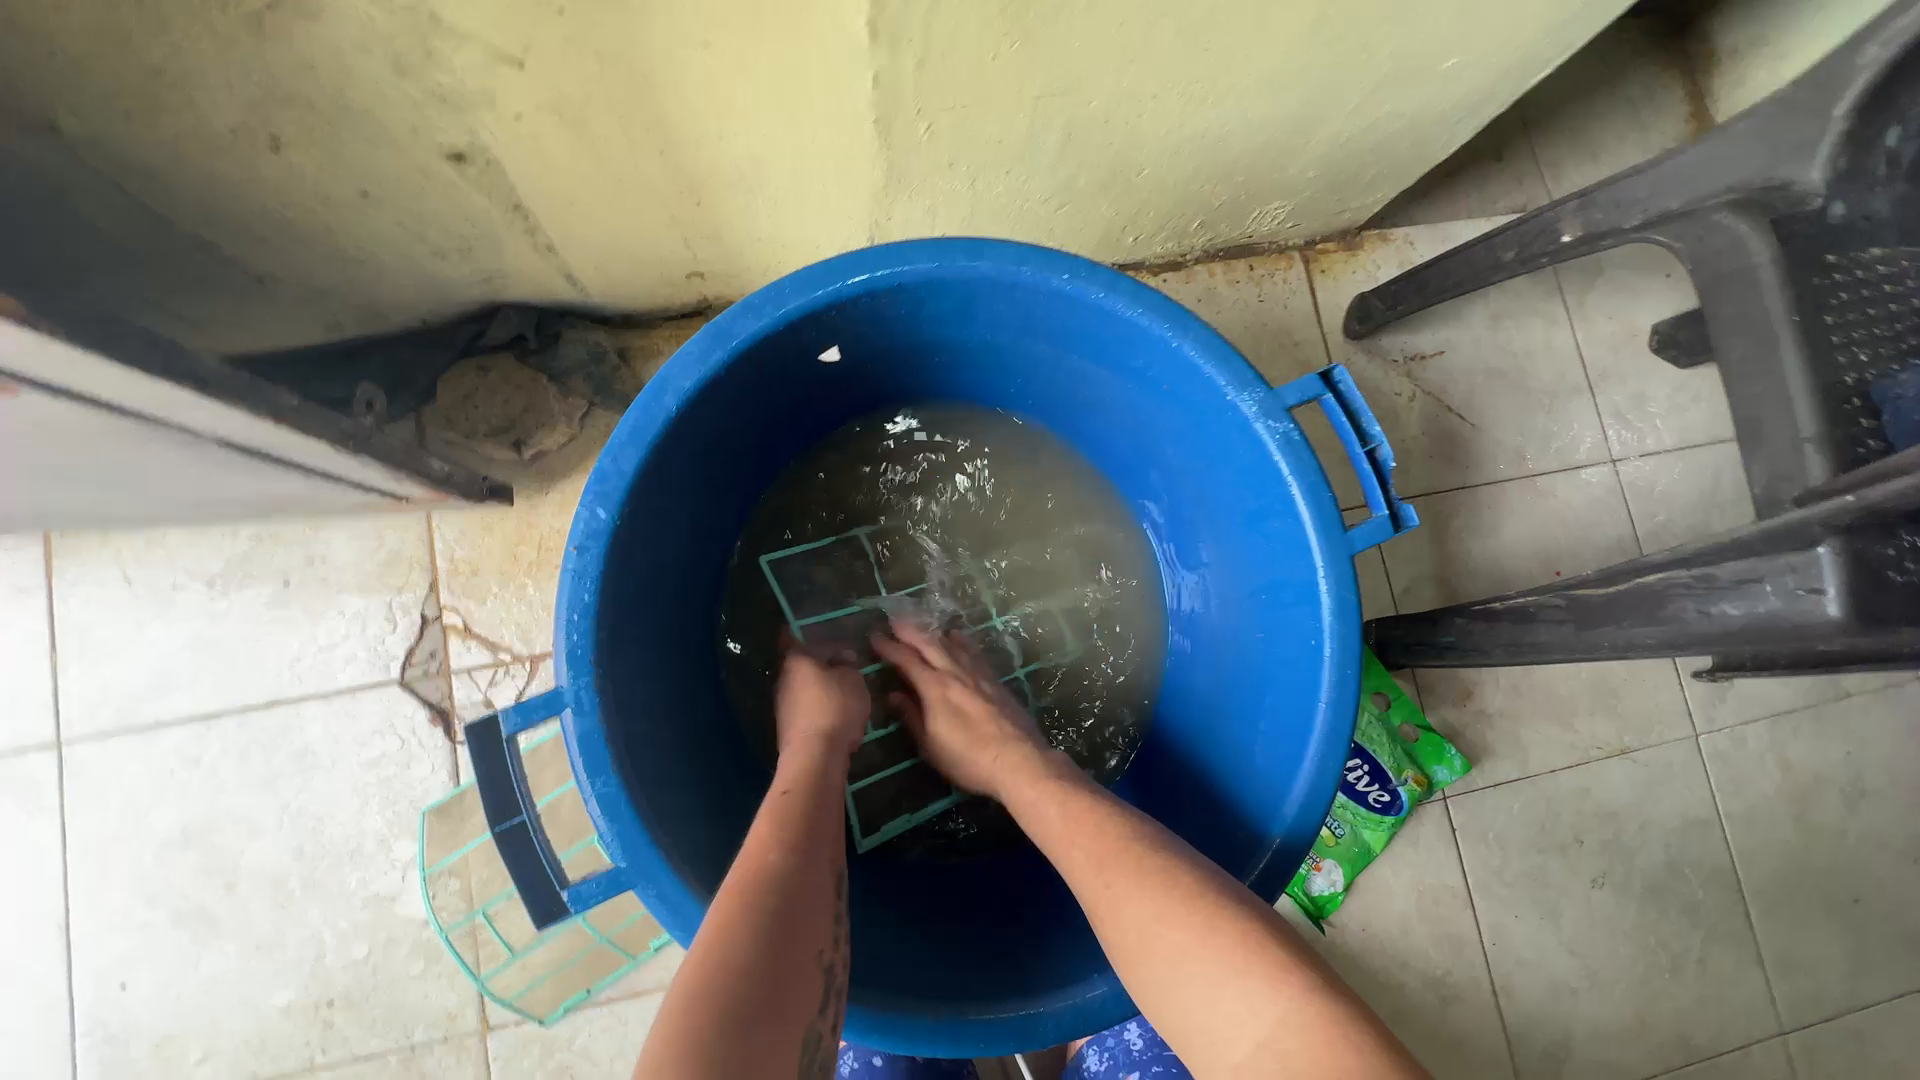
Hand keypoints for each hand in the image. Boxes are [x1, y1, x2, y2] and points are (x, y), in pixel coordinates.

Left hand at [774, 645, 867, 760]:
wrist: (815, 756)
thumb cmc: (835, 707)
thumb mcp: (854, 679)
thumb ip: (849, 665)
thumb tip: (843, 660)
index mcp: (796, 659)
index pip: (796, 637)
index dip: (817, 640)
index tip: (838, 645)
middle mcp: (783, 678)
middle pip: (804, 666)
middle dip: (824, 668)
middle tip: (849, 671)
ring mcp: (782, 705)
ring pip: (806, 690)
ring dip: (824, 692)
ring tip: (849, 698)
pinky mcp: (787, 728)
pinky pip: (808, 712)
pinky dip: (821, 712)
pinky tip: (839, 719)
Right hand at [870, 616, 1060, 800]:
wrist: (1018, 760)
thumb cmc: (967, 759)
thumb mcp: (930, 746)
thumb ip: (911, 716)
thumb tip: (894, 695)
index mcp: (934, 688)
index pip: (906, 660)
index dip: (889, 647)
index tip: (874, 636)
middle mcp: (955, 672)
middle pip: (929, 643)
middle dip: (910, 630)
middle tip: (894, 620)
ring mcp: (978, 674)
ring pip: (952, 644)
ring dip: (934, 632)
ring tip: (922, 626)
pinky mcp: (995, 680)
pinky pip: (973, 651)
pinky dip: (961, 641)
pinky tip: (958, 636)